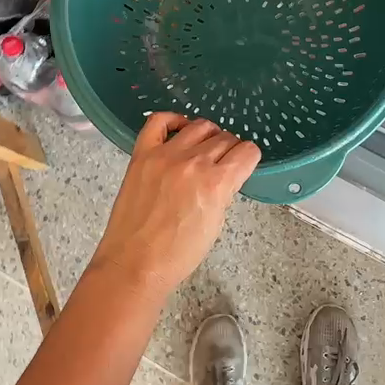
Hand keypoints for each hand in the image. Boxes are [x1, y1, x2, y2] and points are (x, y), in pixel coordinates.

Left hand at [87, 112, 260, 294]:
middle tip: (222, 162)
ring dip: (209, 134)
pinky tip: (180, 129)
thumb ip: (224, 191)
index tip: (244, 162)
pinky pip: (159, 121)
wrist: (135, 265)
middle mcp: (193, 163)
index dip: (249, 158)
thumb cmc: (176, 254)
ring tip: (204, 148)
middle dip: (230, 149)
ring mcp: (165, 156)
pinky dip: (174, 120)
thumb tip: (226, 173)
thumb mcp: (215, 224)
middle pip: (225, 138)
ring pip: (199, 126)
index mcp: (216, 184)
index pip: (247, 152)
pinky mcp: (143, 155)